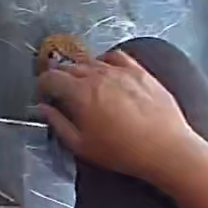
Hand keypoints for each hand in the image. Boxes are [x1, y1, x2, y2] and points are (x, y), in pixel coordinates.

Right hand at [37, 51, 207, 184]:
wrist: (166, 149)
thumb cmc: (121, 151)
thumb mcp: (81, 145)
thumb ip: (58, 123)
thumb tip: (44, 109)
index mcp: (79, 92)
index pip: (50, 77)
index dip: (42, 86)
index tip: (44, 96)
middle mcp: (97, 75)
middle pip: (68, 67)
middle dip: (59, 78)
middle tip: (60, 94)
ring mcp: (120, 70)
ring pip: (90, 60)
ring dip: (80, 70)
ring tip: (83, 85)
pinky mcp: (139, 71)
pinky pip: (116, 56)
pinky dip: (105, 60)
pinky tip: (107, 72)